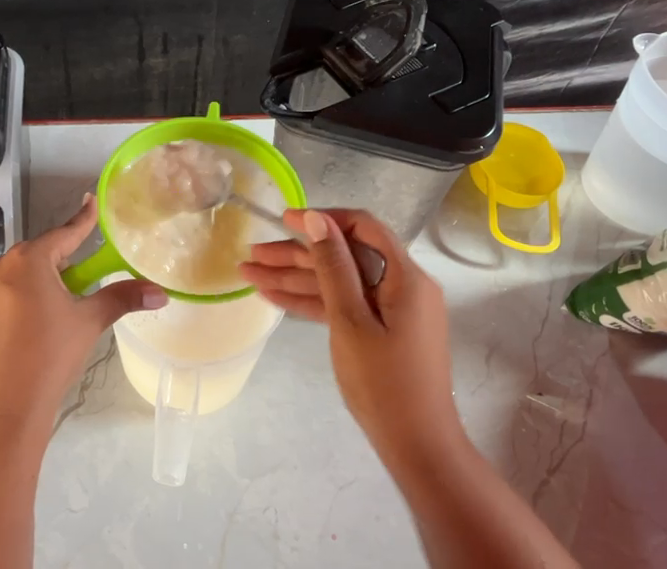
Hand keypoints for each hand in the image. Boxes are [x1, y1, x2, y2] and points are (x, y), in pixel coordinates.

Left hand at [0, 195, 166, 429]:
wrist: (4, 409)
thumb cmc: (50, 357)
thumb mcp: (88, 323)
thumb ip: (122, 298)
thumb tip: (159, 292)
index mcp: (30, 261)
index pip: (64, 234)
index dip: (82, 220)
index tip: (90, 201)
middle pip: (35, 259)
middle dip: (55, 268)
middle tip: (73, 290)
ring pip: (10, 282)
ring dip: (28, 291)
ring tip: (43, 324)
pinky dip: (4, 313)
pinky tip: (16, 339)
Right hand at [237, 209, 463, 465]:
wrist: (418, 447)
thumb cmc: (383, 382)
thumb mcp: (349, 320)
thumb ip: (332, 266)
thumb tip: (316, 219)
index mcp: (405, 276)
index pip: (362, 228)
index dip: (321, 220)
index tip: (283, 220)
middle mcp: (402, 285)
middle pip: (344, 256)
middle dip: (296, 254)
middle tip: (252, 255)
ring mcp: (392, 309)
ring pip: (338, 282)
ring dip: (295, 278)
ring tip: (249, 275)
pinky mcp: (382, 329)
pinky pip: (344, 304)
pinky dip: (312, 301)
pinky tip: (274, 297)